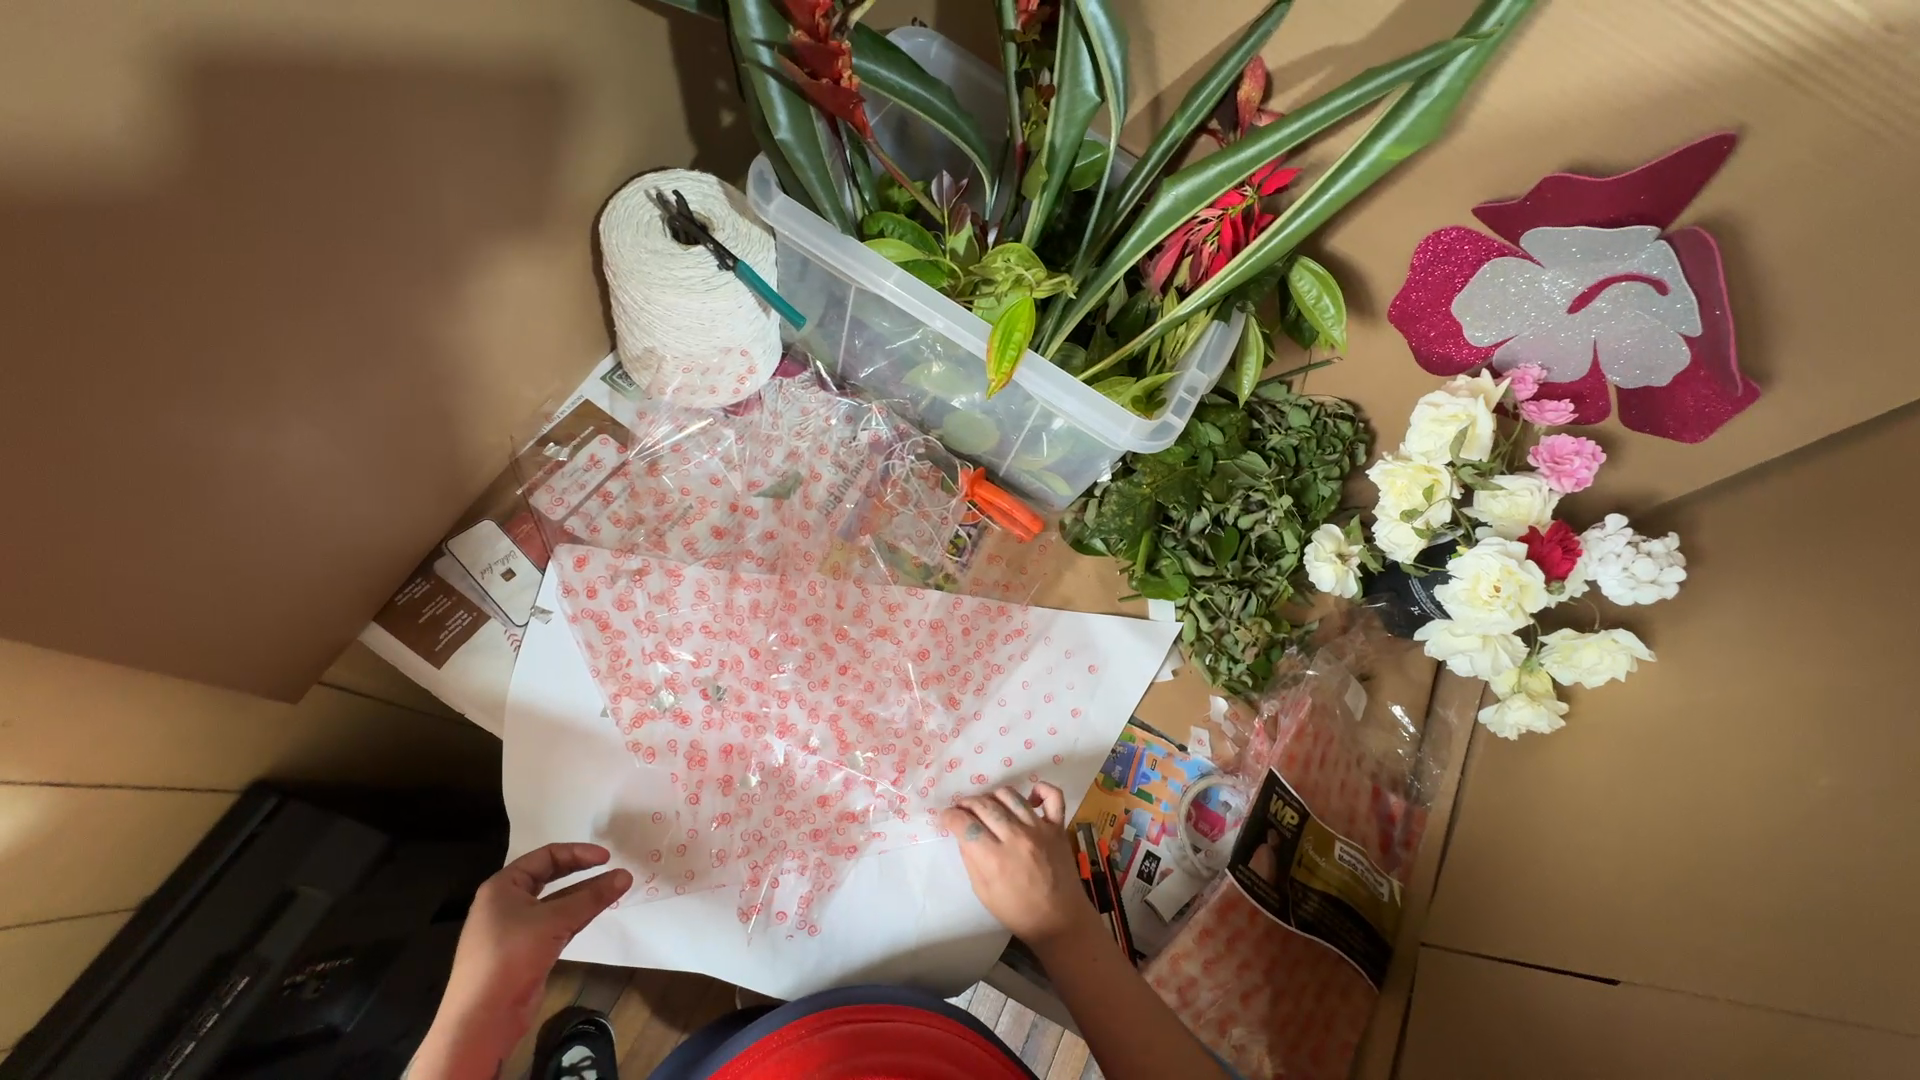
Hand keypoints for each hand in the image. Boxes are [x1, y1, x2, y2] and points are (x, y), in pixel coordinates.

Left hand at [414, 844, 629, 1078]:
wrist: (483, 1018)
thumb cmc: (511, 955)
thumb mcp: (554, 920)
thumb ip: (591, 896)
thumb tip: (626, 875)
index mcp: (502, 887)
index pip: (545, 856)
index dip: (577, 853)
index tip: (607, 857)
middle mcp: (507, 903)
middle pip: (550, 877)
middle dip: (581, 872)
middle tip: (611, 868)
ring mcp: (516, 929)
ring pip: (556, 903)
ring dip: (584, 895)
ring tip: (615, 889)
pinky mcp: (527, 951)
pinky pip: (556, 924)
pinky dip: (577, 916)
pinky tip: (597, 911)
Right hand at [940, 783, 1098, 949]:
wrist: (1060, 920)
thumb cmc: (1017, 911)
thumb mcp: (983, 891)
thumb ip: (970, 858)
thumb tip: (962, 832)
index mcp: (995, 859)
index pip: (964, 823)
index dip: (949, 816)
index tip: (946, 817)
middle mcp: (1016, 837)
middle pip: (984, 805)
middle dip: (966, 803)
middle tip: (962, 810)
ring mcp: (1040, 829)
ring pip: (1010, 795)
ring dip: (992, 796)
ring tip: (987, 805)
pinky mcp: (1058, 827)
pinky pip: (1052, 796)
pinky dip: (1040, 789)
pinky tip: (1028, 796)